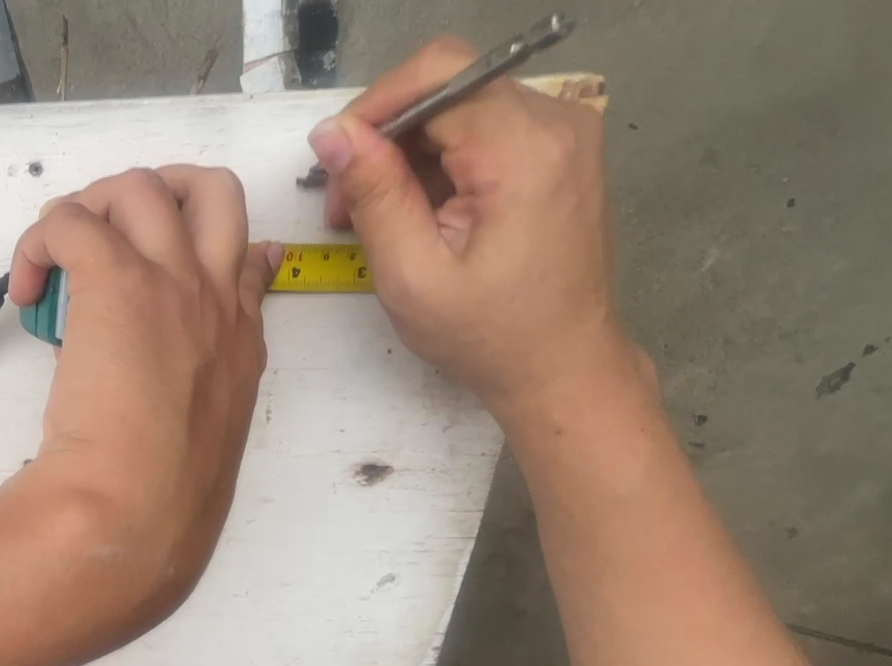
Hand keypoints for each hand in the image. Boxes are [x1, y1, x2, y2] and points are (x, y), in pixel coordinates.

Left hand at [6, 166, 280, 621]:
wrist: (133, 509)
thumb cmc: (162, 501)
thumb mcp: (205, 456)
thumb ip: (202, 424)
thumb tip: (201, 417)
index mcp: (240, 343)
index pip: (246, 259)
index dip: (208, 243)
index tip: (172, 262)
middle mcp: (213, 298)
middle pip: (209, 190)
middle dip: (157, 192)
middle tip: (106, 236)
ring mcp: (169, 282)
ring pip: (136, 187)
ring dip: (88, 210)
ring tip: (55, 263)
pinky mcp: (113, 281)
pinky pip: (69, 220)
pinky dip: (38, 240)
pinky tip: (23, 288)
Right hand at [309, 39, 643, 418]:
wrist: (559, 365)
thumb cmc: (484, 334)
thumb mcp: (411, 273)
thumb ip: (373, 194)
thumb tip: (330, 133)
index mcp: (523, 149)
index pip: (437, 76)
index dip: (372, 109)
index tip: (333, 164)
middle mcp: (555, 121)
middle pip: (447, 86)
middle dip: (382, 137)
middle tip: (344, 206)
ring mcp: (562, 134)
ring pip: (458, 107)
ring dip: (403, 154)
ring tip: (373, 219)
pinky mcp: (555, 152)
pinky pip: (480, 131)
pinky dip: (434, 164)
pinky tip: (413, 214)